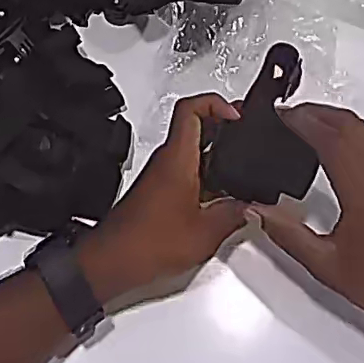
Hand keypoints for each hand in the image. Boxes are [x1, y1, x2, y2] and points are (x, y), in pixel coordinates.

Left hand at [77, 94, 247, 303]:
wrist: (115, 259)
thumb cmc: (148, 242)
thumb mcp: (206, 232)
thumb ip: (233, 214)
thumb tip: (248, 206)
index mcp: (177, 159)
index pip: (190, 109)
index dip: (215, 103)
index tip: (236, 114)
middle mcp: (166, 161)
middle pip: (193, 125)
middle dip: (221, 125)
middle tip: (244, 133)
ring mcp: (160, 174)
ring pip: (190, 149)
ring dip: (215, 152)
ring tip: (240, 165)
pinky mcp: (158, 190)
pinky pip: (185, 170)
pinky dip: (205, 173)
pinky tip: (222, 195)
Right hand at [251, 105, 363, 362]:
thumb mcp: (328, 267)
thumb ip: (287, 235)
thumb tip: (256, 211)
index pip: (331, 138)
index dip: (302, 120)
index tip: (278, 114)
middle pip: (350, 125)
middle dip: (315, 112)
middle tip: (286, 114)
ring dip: (332, 120)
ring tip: (303, 124)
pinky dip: (348, 133)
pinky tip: (331, 146)